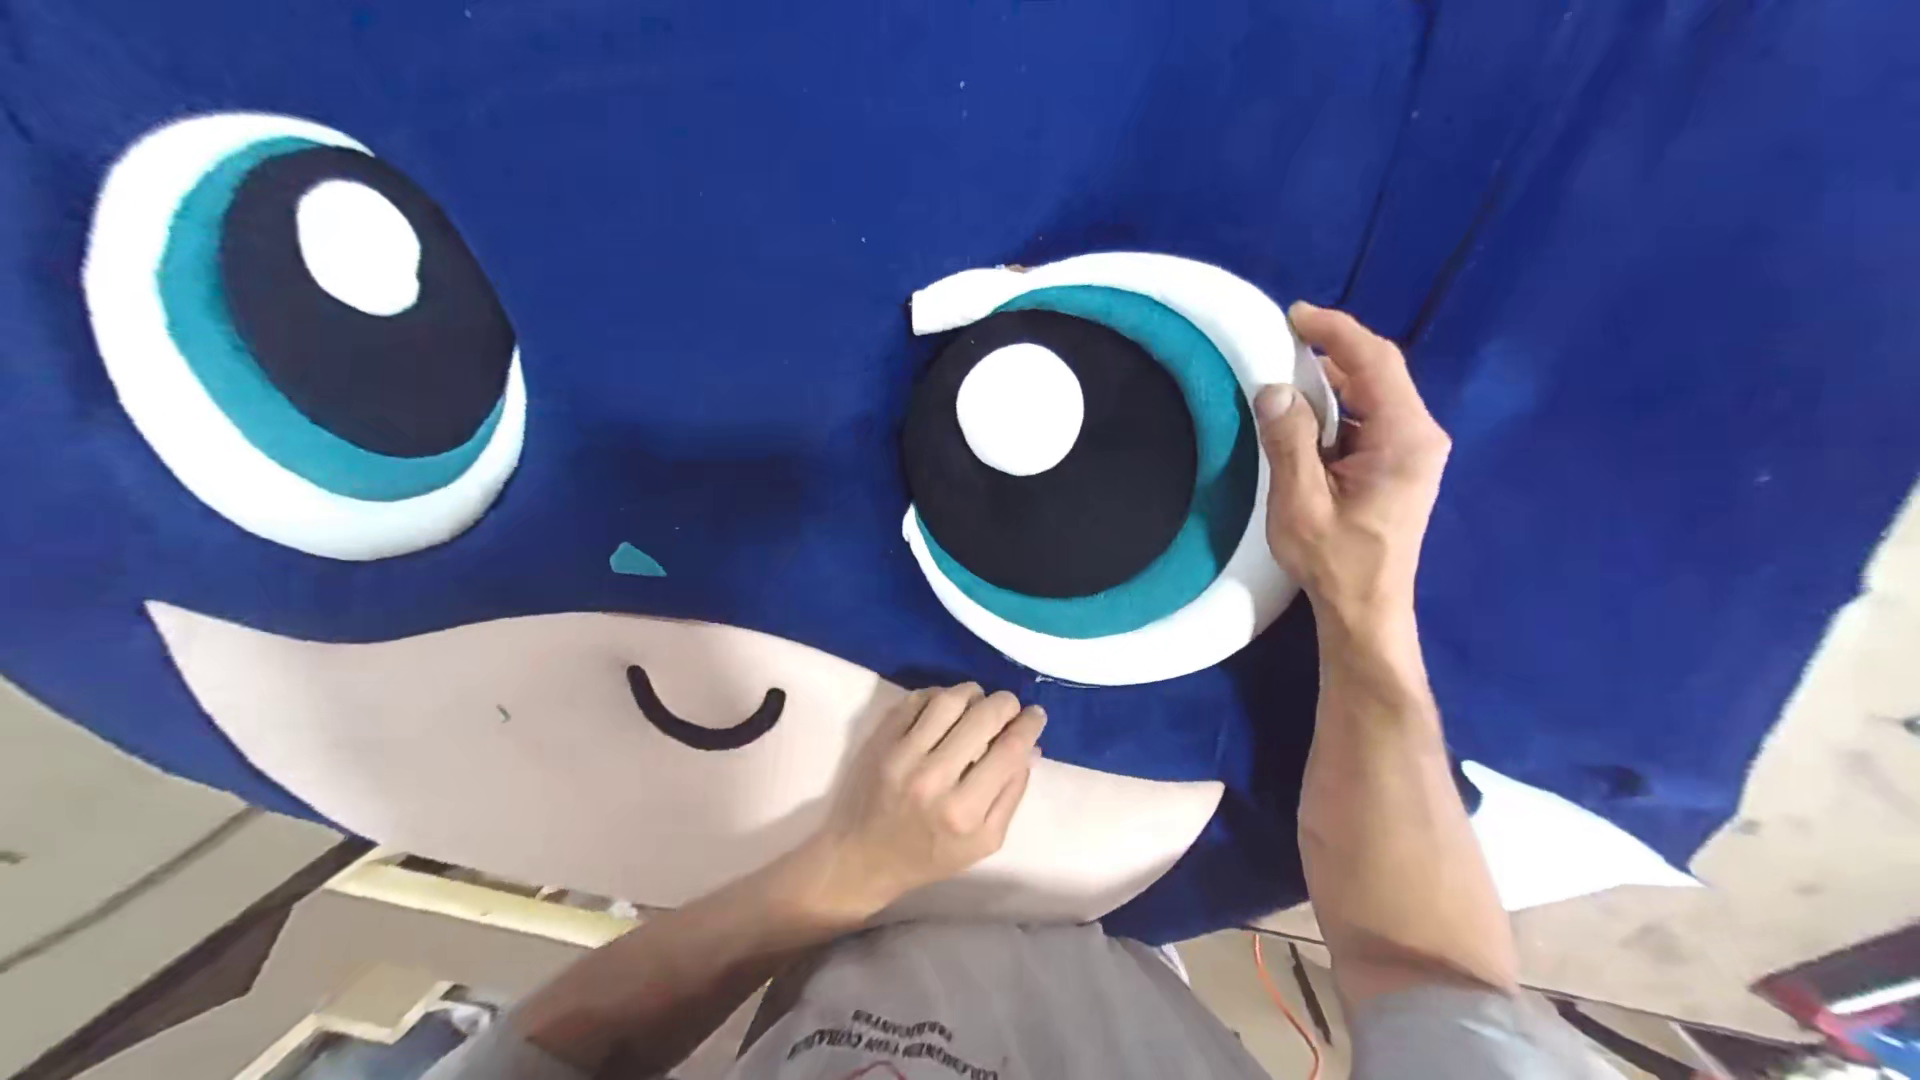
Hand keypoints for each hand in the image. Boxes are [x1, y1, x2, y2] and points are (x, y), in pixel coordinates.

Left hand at [798, 684, 1044, 918]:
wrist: (863, 857)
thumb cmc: (930, 855)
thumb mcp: (984, 842)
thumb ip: (1012, 793)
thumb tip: (1031, 746)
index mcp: (965, 811)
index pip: (1010, 750)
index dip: (1029, 724)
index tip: (1035, 714)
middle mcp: (933, 778)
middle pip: (983, 715)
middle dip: (1006, 703)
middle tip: (1009, 707)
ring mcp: (902, 754)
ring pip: (949, 698)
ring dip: (972, 693)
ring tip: (978, 703)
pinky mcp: (881, 739)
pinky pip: (917, 699)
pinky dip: (939, 695)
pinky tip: (946, 708)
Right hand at [1255, 302, 1450, 626]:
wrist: (1366, 608)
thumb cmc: (1334, 560)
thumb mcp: (1300, 502)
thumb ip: (1288, 442)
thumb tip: (1273, 390)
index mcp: (1405, 438)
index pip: (1375, 363)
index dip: (1336, 331)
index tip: (1295, 315)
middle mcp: (1419, 435)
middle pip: (1378, 374)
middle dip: (1330, 354)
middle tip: (1280, 346)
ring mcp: (1414, 451)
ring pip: (1372, 396)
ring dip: (1330, 384)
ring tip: (1285, 381)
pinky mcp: (1399, 465)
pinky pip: (1367, 420)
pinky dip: (1335, 410)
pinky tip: (1304, 419)